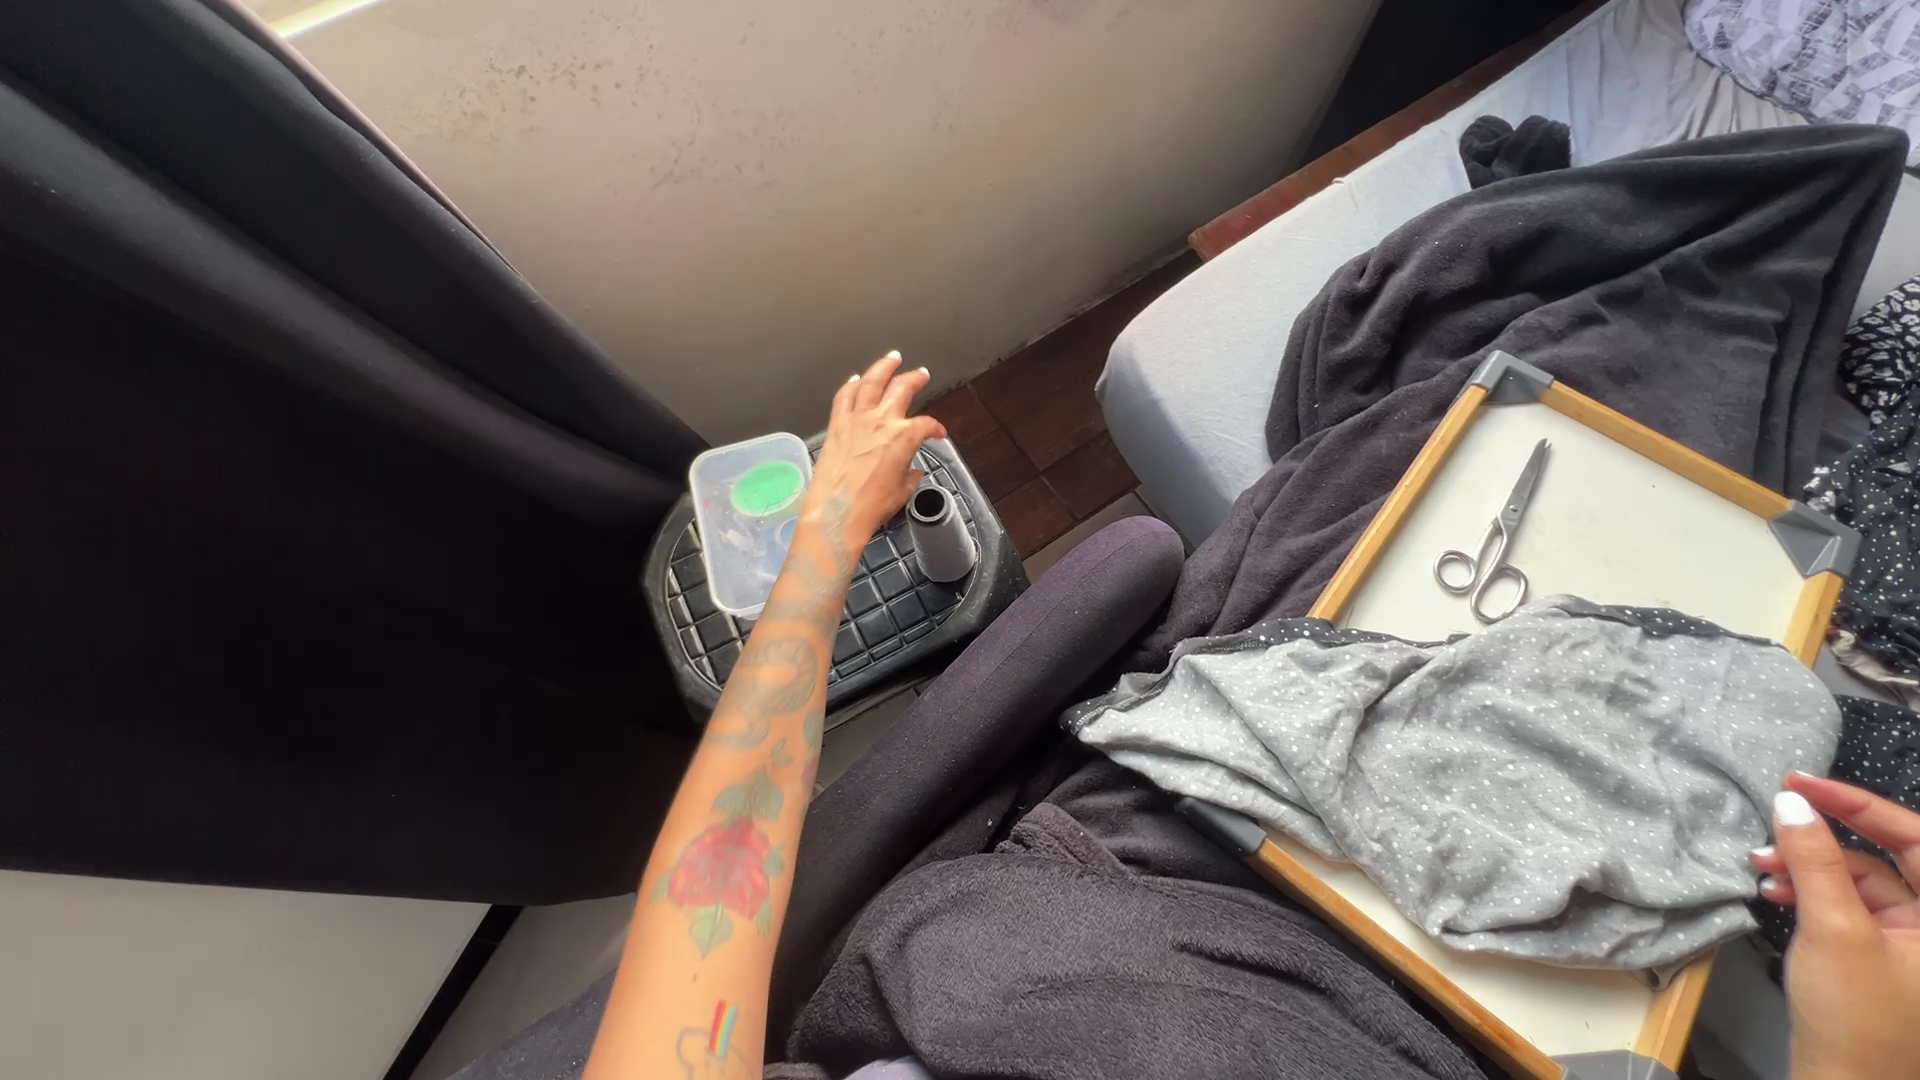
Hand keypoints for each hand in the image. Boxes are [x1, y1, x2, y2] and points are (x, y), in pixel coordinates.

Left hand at [801, 350, 945, 545]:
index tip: (937, 434)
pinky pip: (844, 396)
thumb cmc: (870, 506)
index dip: (935, 429)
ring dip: (883, 367)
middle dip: (914, 378)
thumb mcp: (901, 491)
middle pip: (901, 388)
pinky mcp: (836, 425)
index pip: (926, 425)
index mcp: (904, 437)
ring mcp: (856, 420)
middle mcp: (881, 421)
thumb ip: (910, 475)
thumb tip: (911, 471)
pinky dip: (851, 385)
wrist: (836, 512)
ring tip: (892, 358)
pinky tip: (855, 380)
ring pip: (871, 382)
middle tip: (920, 374)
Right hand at [1748, 772, 1919, 1078]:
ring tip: (1760, 870)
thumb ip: (1815, 862)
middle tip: (1772, 816)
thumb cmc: (1857, 1011)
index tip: (1796, 782)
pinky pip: (1849, 901)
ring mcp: (1914, 940)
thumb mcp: (1833, 930)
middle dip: (1825, 836)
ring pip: (1861, 877)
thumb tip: (1790, 801)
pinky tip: (1775, 894)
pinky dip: (1809, 890)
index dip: (1860, 805)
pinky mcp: (1885, 950)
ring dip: (1806, 866)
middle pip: (1891, 857)